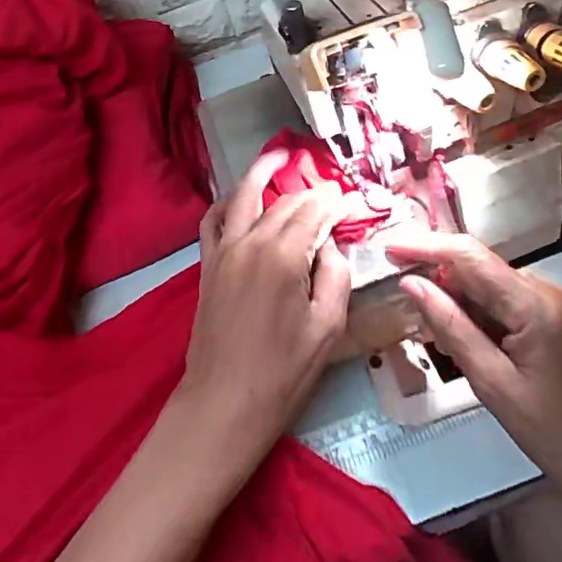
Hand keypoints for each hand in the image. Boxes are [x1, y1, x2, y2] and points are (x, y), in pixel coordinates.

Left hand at [176, 149, 352, 459]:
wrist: (223, 406)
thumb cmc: (282, 373)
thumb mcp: (328, 327)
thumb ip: (336, 276)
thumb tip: (329, 246)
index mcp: (285, 256)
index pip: (315, 212)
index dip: (337, 203)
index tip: (354, 201)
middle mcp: (251, 242)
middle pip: (286, 203)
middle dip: (312, 194)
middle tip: (332, 196)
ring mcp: (224, 251)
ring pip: (246, 197)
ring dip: (263, 173)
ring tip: (280, 155)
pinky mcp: (208, 265)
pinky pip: (213, 220)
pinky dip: (227, 202)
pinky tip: (241, 197)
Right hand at [383, 232, 561, 491]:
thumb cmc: (556, 436)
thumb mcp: (494, 384)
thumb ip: (451, 327)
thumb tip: (412, 284)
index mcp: (536, 303)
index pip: (471, 256)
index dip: (426, 246)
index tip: (390, 246)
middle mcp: (552, 289)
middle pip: (483, 269)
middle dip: (443, 281)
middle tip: (409, 306)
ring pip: (497, 285)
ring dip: (464, 302)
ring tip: (441, 338)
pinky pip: (515, 301)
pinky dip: (488, 314)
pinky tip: (474, 343)